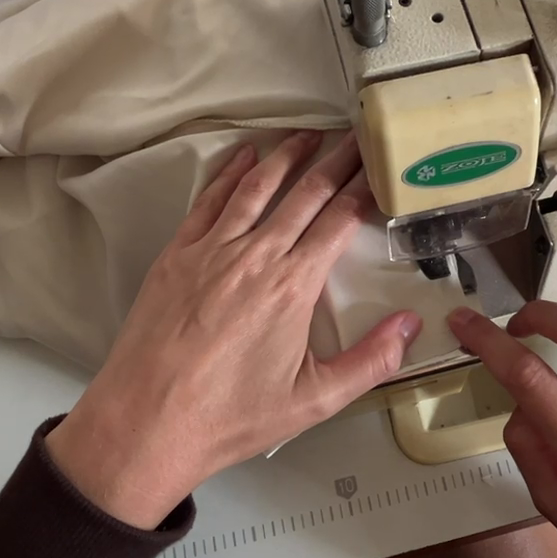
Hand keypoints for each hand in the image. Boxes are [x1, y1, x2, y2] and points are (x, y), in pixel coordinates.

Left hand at [46, 132, 420, 528]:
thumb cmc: (230, 416)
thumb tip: (412, 325)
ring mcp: (211, 250)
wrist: (144, 424)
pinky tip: (243, 156)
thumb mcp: (313, 402)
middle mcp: (255, 255)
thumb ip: (370, 361)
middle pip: (304, 193)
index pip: (339, 219)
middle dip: (335, 160)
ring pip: (256, 187)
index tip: (379, 165)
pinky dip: (229, 172)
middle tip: (355, 135)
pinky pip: (209, 200)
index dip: (363, 187)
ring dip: (285, 155)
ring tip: (308, 133)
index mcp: (292, 286)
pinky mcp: (176, 254)